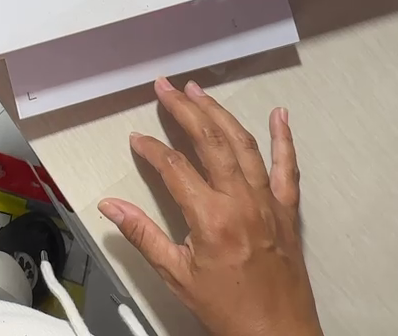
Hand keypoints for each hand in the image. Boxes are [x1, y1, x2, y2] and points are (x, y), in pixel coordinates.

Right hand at [98, 79, 320, 335]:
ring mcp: (267, 202)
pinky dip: (283, 139)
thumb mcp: (176, 276)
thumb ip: (142, 234)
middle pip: (210, 141)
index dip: (151, 148)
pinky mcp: (287, 210)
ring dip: (218, 112)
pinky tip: (279, 114)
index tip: (136, 139)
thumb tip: (109, 205)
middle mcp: (241, 202)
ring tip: (198, 90)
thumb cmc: (228, 311)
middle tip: (165, 86)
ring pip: (243, 144)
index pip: (174, 167)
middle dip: (184, 109)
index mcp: (211, 218)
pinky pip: (287, 168)